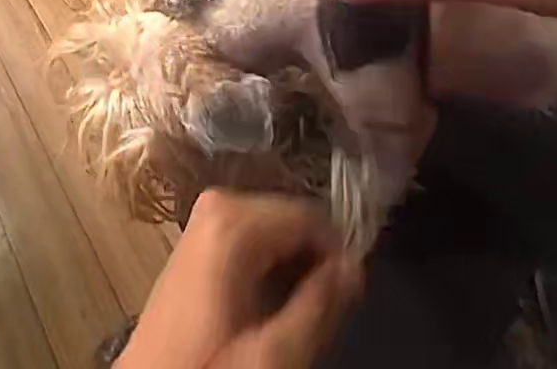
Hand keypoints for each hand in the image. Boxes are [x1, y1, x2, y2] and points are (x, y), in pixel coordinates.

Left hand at [116, 190, 362, 368]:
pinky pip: (254, 241)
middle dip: (312, 264)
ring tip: (290, 318)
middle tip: (316, 314)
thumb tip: (356, 265)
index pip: (313, 216)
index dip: (338, 255)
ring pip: (276, 232)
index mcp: (233, 219)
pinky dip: (269, 270)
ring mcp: (205, 218)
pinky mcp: (200, 239)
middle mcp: (218, 203)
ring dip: (292, 271)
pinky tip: (265, 310)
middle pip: (293, 221)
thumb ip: (321, 305)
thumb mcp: (271, 357)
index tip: (348, 297)